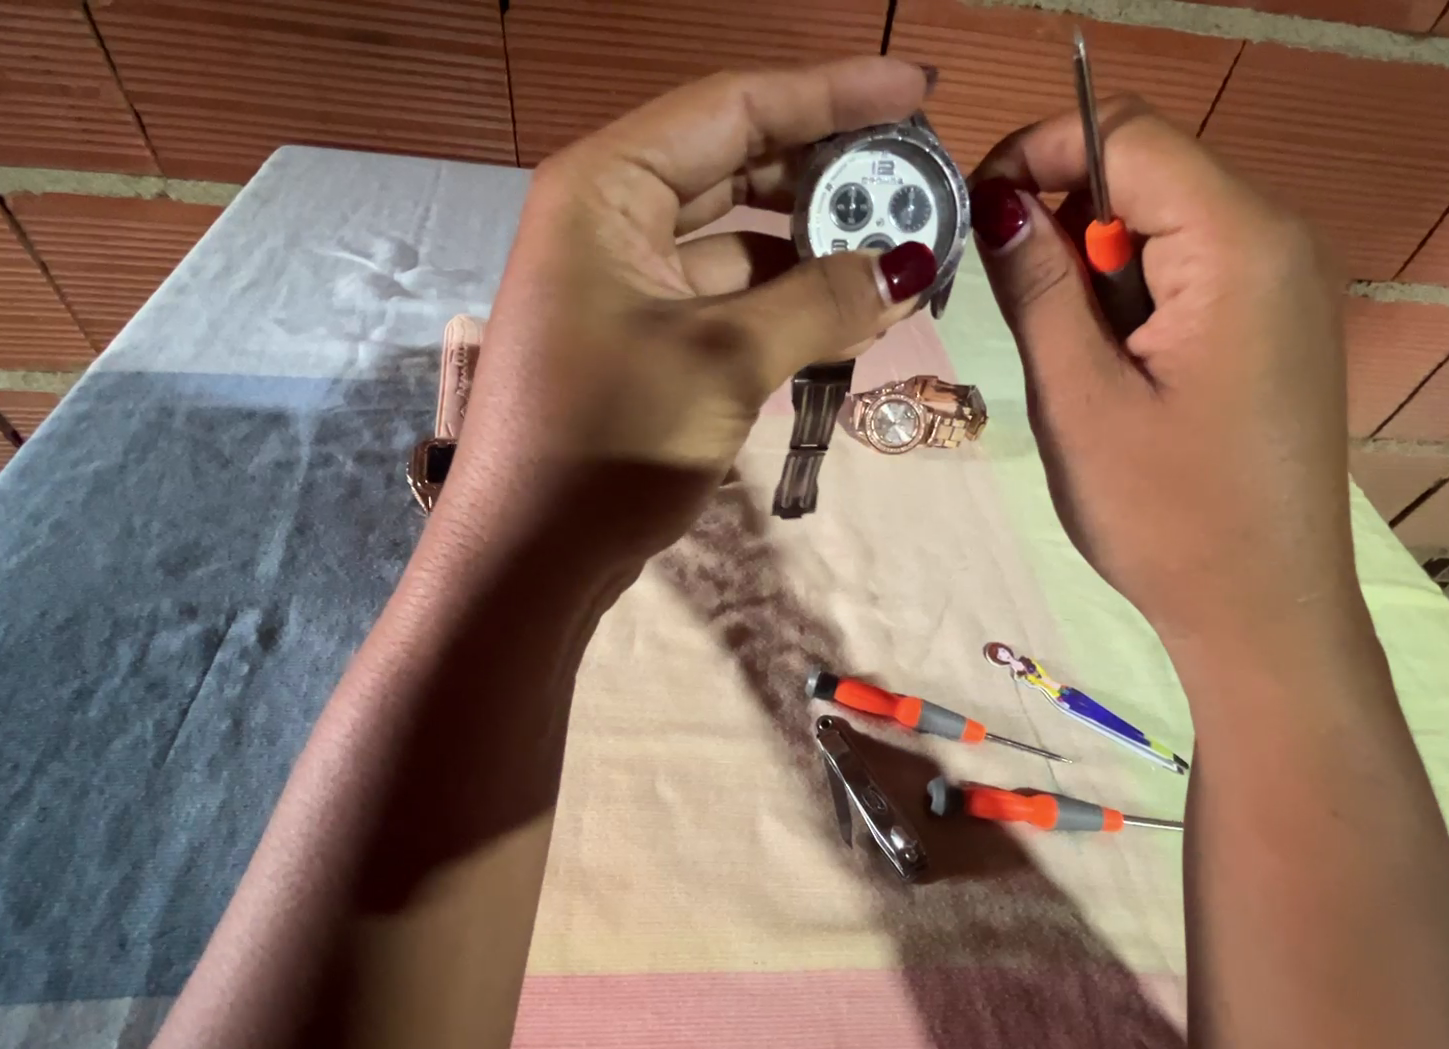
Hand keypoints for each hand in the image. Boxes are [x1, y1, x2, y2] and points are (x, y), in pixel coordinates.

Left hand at [448, 58, 940, 552]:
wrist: (531, 556)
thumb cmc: (610, 442)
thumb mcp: (723, 361)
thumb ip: (820, 302)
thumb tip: (909, 268)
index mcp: (605, 189)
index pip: (733, 109)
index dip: (832, 93)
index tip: (917, 92)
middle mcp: (610, 220)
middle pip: (735, 167)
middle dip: (825, 174)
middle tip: (912, 180)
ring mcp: (625, 284)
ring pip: (737, 242)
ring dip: (812, 251)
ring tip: (897, 258)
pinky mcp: (644, 340)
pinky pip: (728, 300)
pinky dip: (785, 306)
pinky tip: (847, 318)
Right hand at [968, 101, 1352, 643]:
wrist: (1259, 613)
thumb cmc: (1164, 516)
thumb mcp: (1079, 397)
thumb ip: (1037, 285)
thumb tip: (995, 199)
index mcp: (1239, 246)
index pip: (1128, 136)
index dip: (1040, 150)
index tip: (973, 206)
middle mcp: (1277, 243)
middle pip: (1150, 173)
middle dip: (1062, 214)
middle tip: (1006, 295)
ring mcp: (1282, 287)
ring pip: (1162, 226)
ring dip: (1091, 264)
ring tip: (1060, 352)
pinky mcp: (1270, 328)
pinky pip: (1186, 274)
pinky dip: (1127, 296)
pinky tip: (1107, 365)